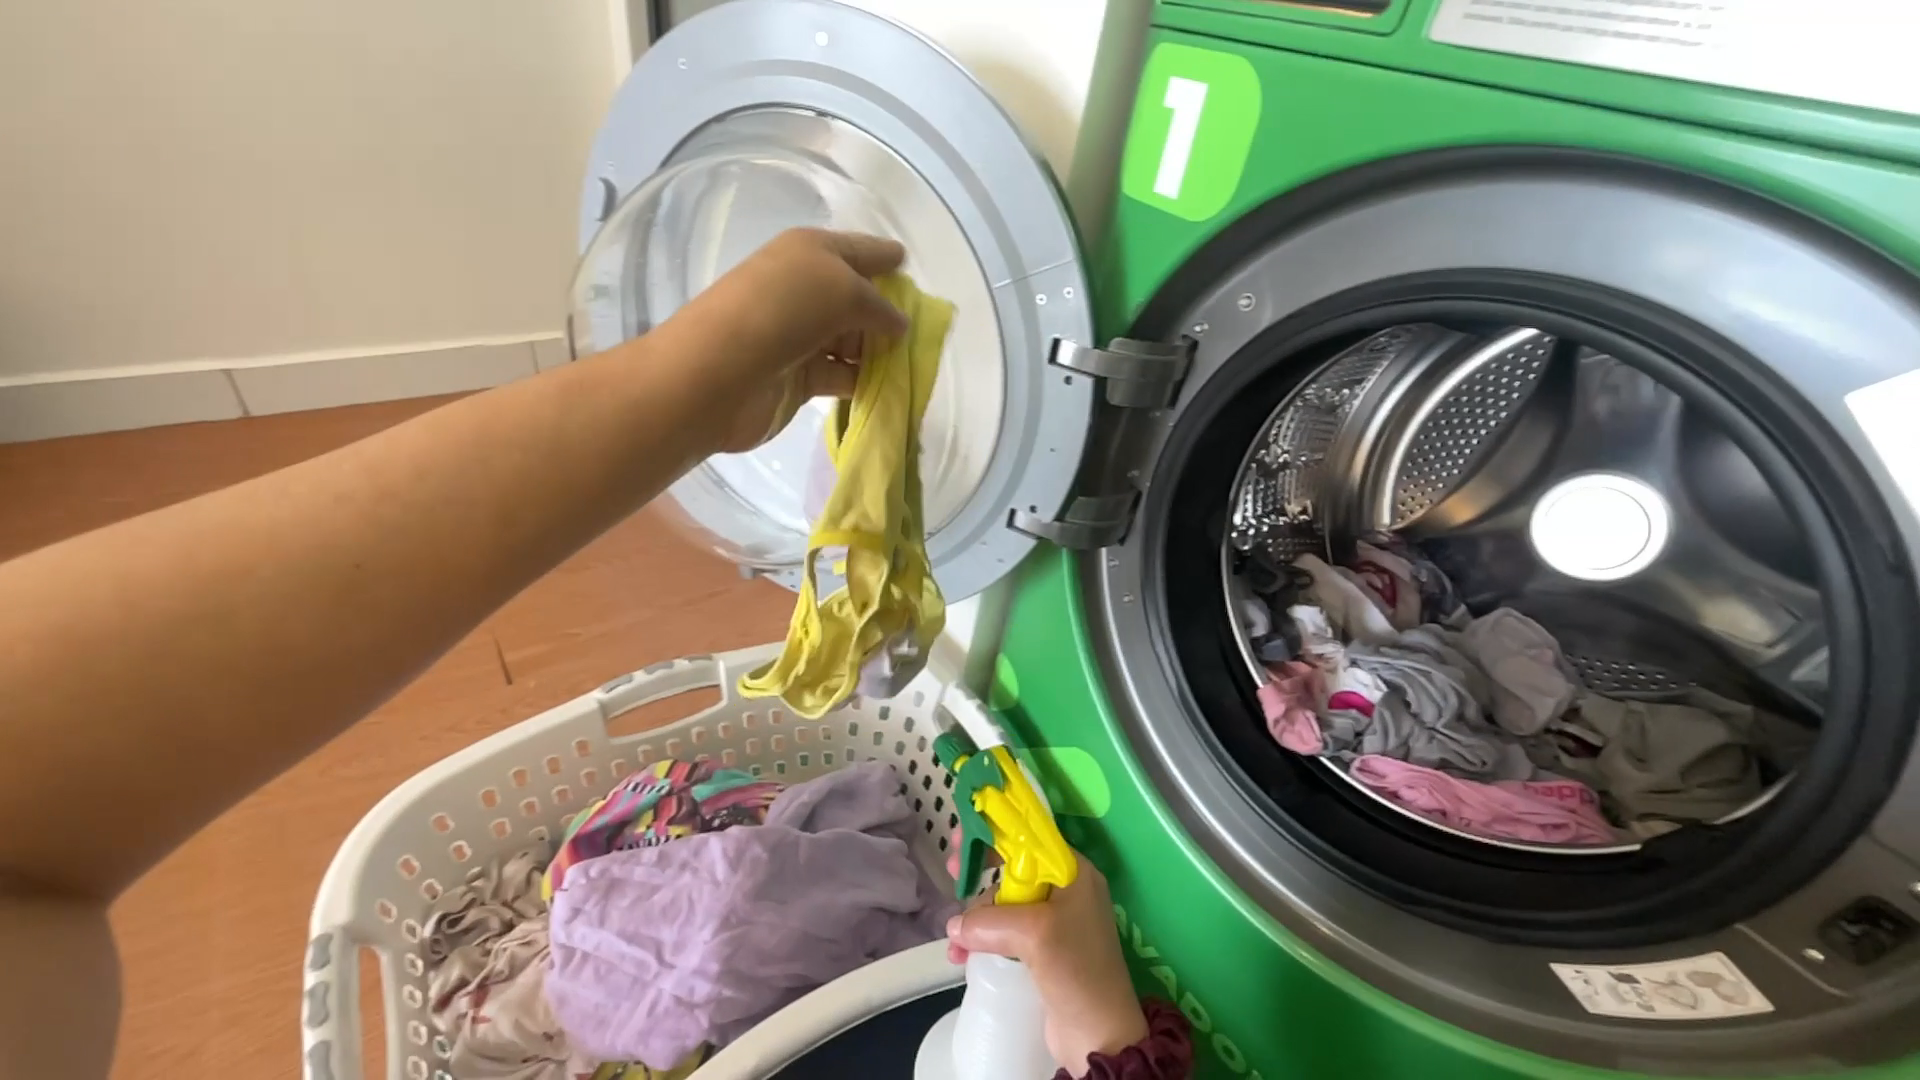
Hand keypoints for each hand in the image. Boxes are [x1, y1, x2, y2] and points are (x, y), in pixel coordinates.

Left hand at [660, 227, 910, 453]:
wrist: (719, 374)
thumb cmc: (782, 312)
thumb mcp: (842, 290)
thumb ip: (879, 306)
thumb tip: (899, 326)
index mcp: (810, 253)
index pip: (857, 249)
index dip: (883, 256)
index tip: (907, 264)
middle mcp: (804, 290)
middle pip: (856, 298)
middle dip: (888, 311)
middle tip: (924, 328)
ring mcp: (800, 336)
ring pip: (852, 340)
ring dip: (879, 351)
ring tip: (914, 362)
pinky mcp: (799, 378)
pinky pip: (842, 375)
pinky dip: (864, 380)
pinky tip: (889, 387)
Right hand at [946, 847, 1149, 1074]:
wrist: (1101, 1036)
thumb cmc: (1076, 969)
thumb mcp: (1033, 933)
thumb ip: (988, 920)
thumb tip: (955, 927)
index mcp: (1073, 872)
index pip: (1029, 838)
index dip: (994, 834)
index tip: (963, 839)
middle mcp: (1065, 890)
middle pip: (1013, 868)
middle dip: (981, 875)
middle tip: (954, 873)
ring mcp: (1054, 921)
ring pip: (1005, 903)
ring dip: (977, 918)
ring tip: (957, 942)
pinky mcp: (1043, 950)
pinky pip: (1005, 932)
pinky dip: (983, 939)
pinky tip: (961, 956)